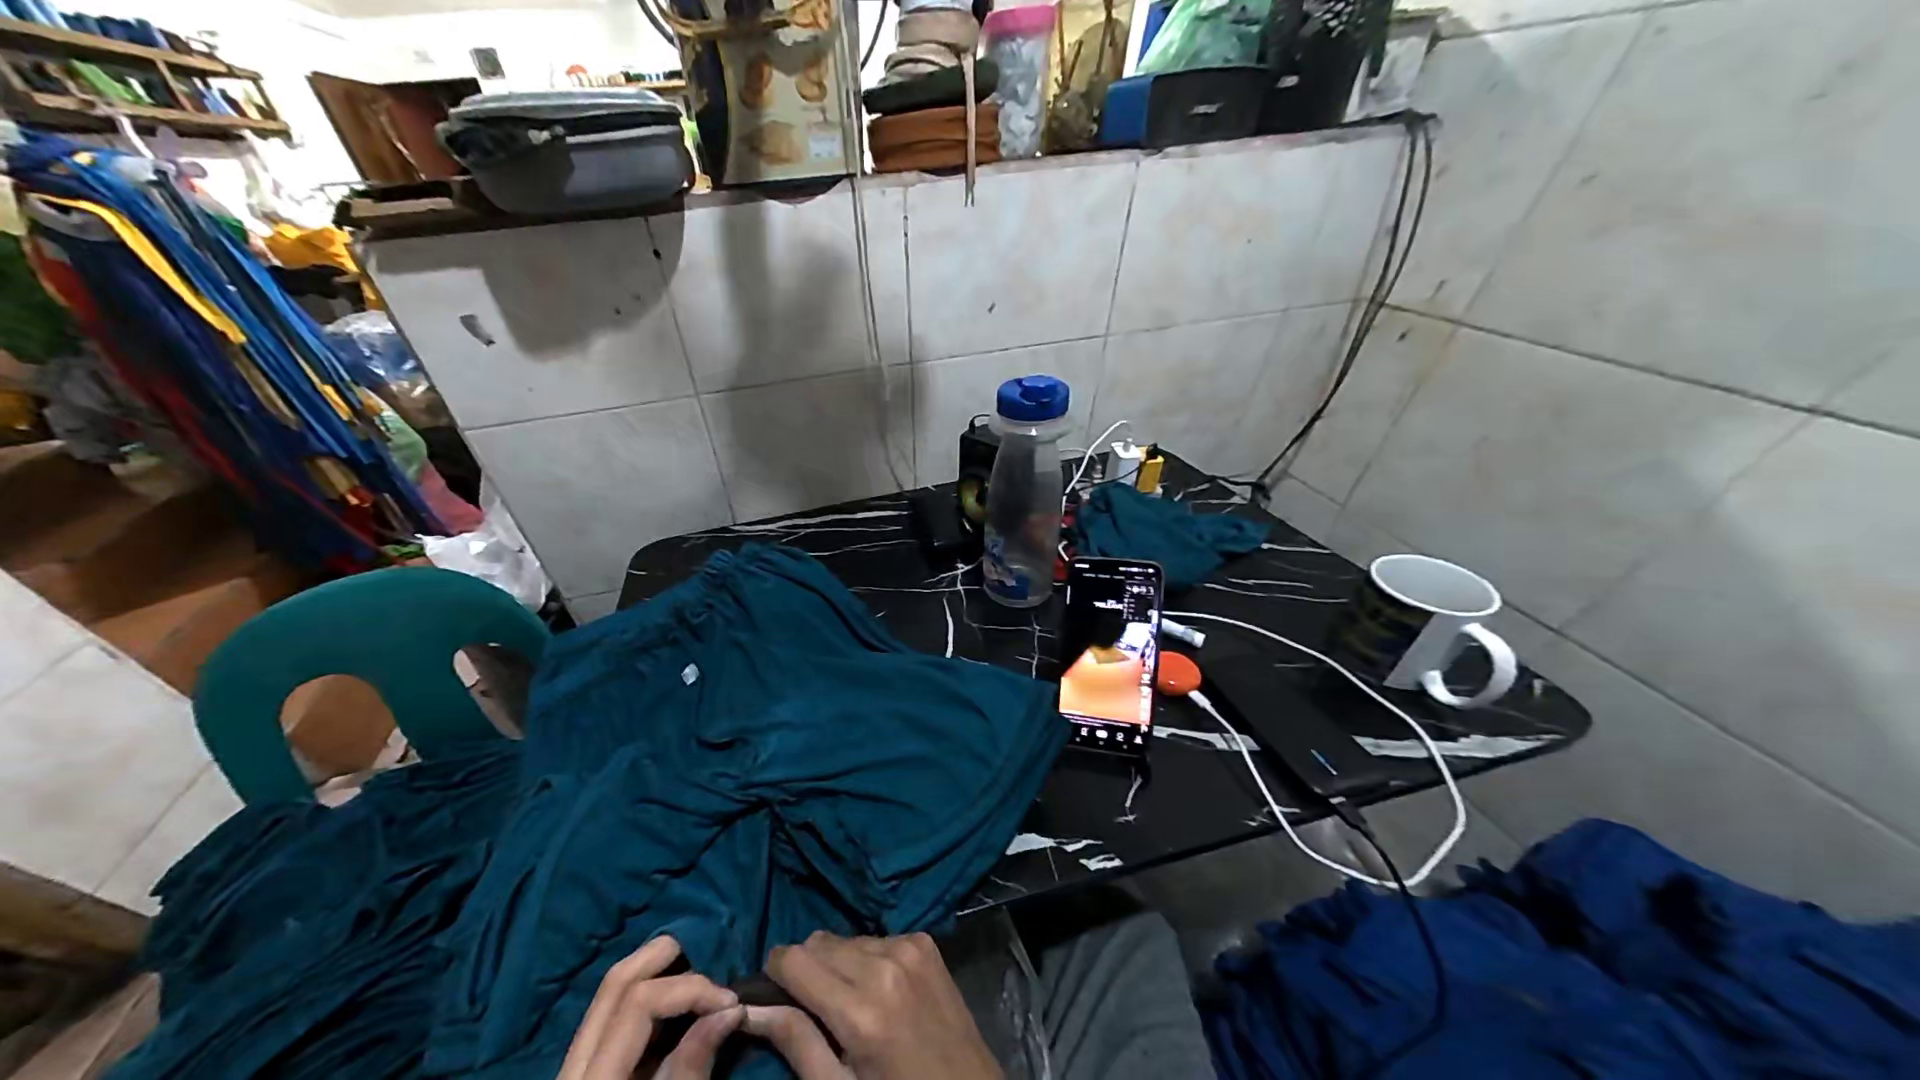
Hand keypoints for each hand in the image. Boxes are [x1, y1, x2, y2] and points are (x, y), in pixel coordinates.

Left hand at [558, 935, 744, 1079]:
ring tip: (700, 974)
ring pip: (608, 992)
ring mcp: (570, 1069)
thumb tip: (732, 1009)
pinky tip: (677, 1001)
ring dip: (657, 971)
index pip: (640, 1003)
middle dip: (669, 958)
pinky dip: (646, 995)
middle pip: (615, 983)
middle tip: (715, 960)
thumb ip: (692, 1068)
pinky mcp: (581, 1075)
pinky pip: (610, 1014)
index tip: (733, 1004)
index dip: (692, 989)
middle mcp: (571, 1068)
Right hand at [753, 931, 1002, 1079]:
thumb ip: (795, 1042)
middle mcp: (884, 964)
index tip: (774, 995)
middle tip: (813, 1007)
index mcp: (860, 1008)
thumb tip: (749, 1009)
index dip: (775, 974)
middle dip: (805, 969)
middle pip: (818, 942)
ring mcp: (909, 946)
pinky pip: (876, 937)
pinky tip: (880, 990)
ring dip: (837, 963)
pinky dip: (867, 958)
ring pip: (846, 938)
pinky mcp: (925, 941)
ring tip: (849, 1001)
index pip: (794, 958)